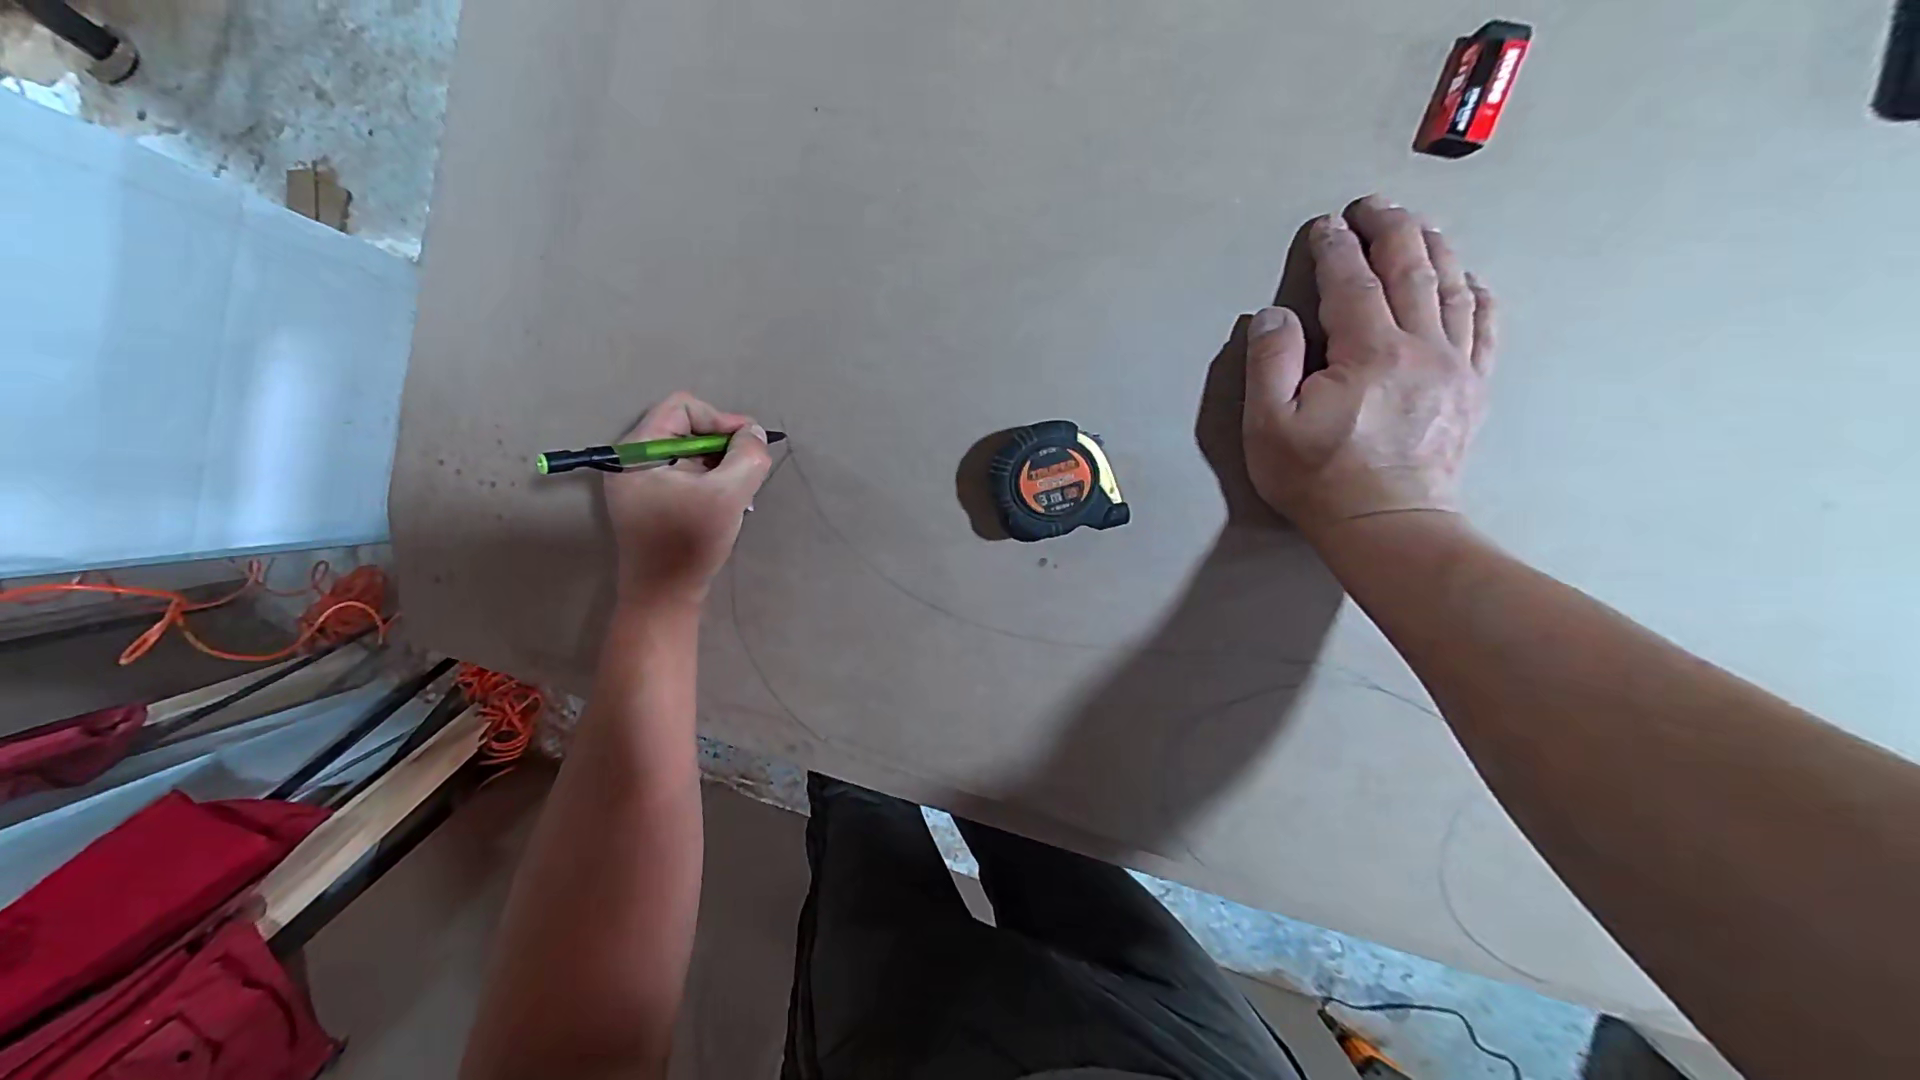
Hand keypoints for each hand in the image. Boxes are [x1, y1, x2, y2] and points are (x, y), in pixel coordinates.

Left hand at [603, 392, 772, 610]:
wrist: (664, 597)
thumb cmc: (688, 543)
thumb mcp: (728, 494)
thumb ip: (748, 456)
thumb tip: (755, 433)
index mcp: (637, 451)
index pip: (683, 409)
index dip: (721, 421)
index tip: (749, 445)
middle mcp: (635, 461)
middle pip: (689, 430)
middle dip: (725, 448)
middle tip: (749, 473)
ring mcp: (644, 483)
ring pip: (693, 454)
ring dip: (723, 468)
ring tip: (741, 493)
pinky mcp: (656, 502)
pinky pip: (690, 476)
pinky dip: (714, 483)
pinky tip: (729, 505)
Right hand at [1242, 195, 1496, 534]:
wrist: (1387, 525)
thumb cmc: (1319, 479)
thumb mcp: (1269, 427)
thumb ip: (1270, 364)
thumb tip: (1275, 315)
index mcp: (1368, 353)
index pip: (1351, 283)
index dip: (1335, 249)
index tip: (1325, 226)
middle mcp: (1420, 347)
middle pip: (1410, 269)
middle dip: (1389, 229)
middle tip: (1372, 205)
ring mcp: (1455, 366)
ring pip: (1451, 288)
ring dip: (1433, 248)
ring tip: (1417, 226)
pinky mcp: (1472, 388)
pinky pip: (1485, 325)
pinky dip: (1475, 293)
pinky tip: (1467, 279)